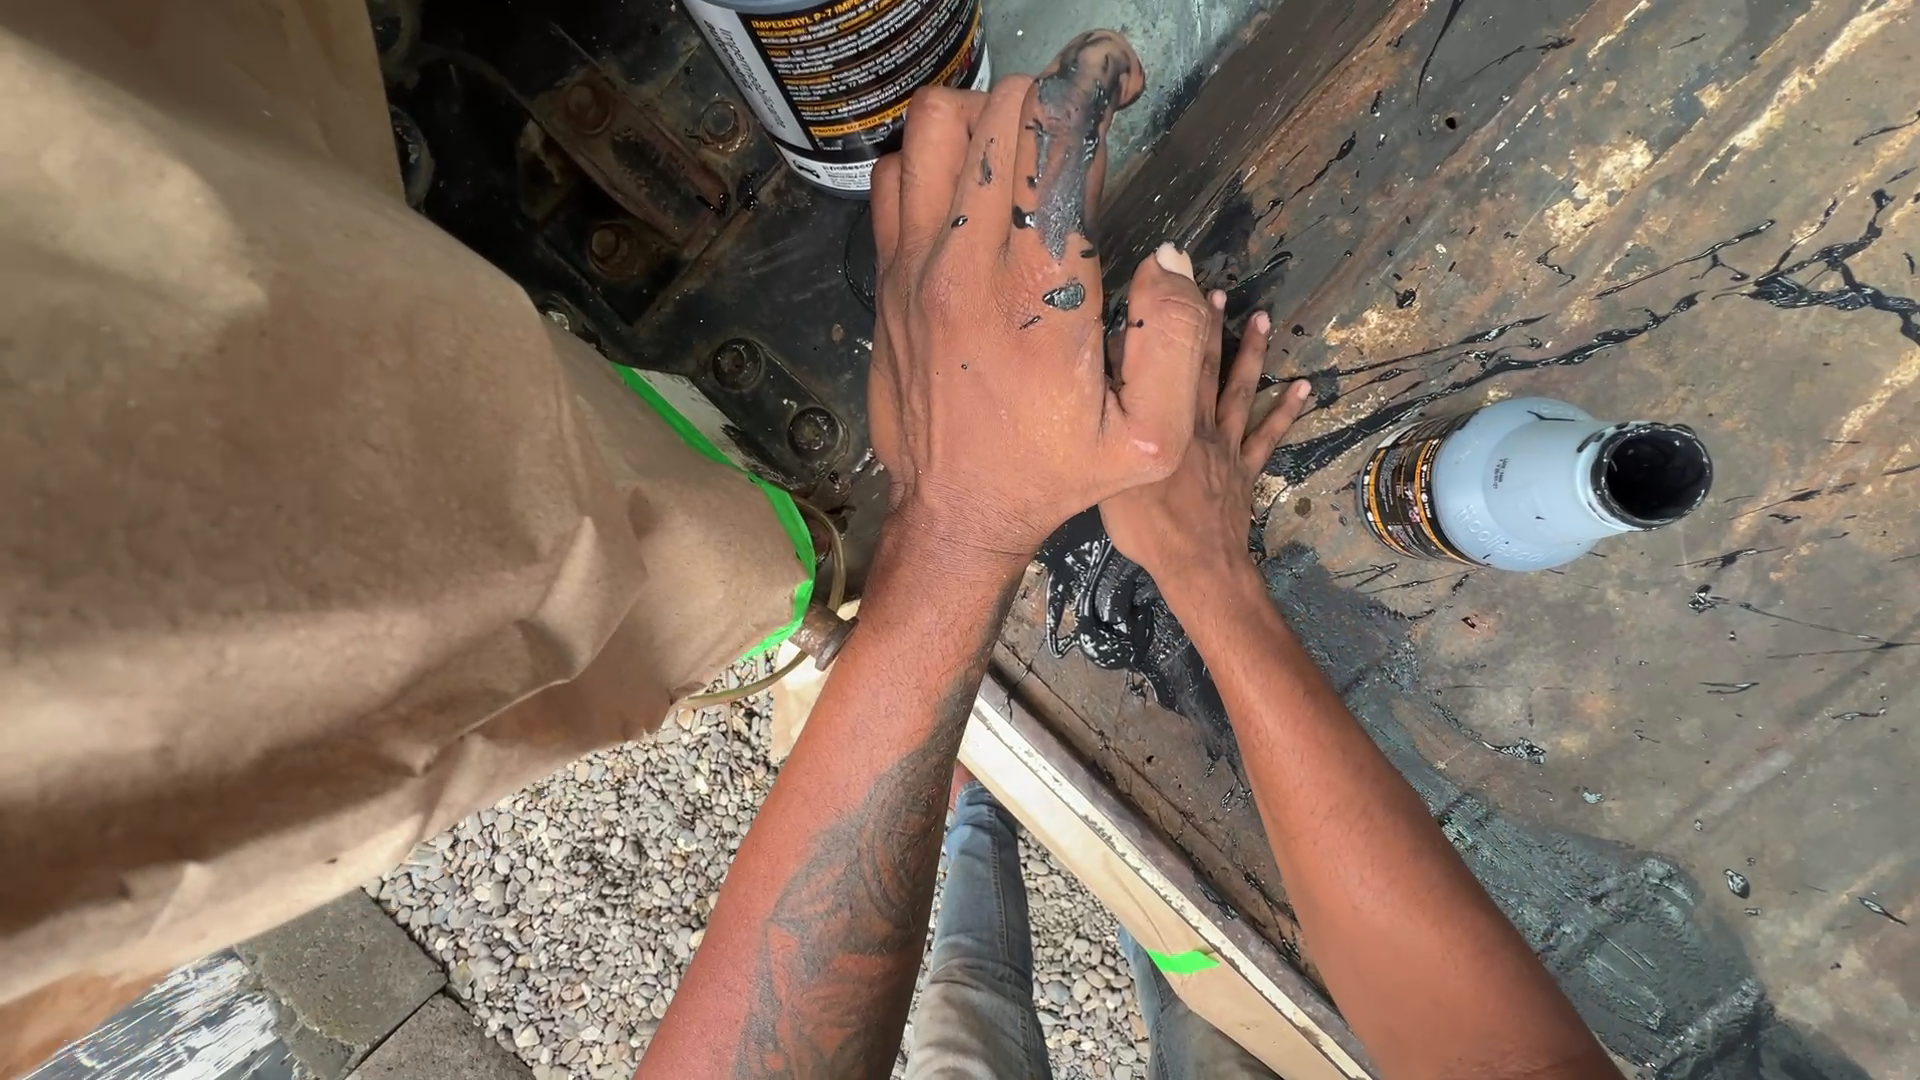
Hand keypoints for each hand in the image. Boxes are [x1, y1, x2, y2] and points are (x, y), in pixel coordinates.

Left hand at [867, 32, 1216, 566]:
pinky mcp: (886, 282)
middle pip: (1000, 114)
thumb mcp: (1149, 439)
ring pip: (935, 128)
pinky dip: (930, 164)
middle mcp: (968, 263)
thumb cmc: (1049, 476)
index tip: (1114, 93)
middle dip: (1049, 103)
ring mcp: (915, 268)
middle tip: (1073, 137)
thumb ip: (1176, 340)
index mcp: (1041, 292)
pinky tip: (962, 199)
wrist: (956, 510)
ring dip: (983, 122)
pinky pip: (895, 178)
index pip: (1057, 138)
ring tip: (1016, 161)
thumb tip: (1166, 258)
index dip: (1093, 92)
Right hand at [1100, 301, 1311, 582]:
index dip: (1174, 330)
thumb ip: (1116, 436)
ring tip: (1263, 319)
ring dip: (1252, 355)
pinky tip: (1302, 387)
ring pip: (1242, 392)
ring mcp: (1228, 448)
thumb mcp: (1113, 478)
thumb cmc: (1147, 526)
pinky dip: (1286, 410)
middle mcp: (1200, 427)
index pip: (1171, 368)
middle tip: (1217, 292)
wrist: (1195, 564)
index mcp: (1168, 427)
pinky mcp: (1245, 471)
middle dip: (1211, 329)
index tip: (1175, 294)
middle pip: (1207, 370)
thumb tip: (1110, 396)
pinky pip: (1268, 436)